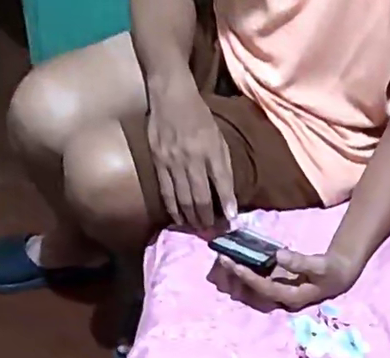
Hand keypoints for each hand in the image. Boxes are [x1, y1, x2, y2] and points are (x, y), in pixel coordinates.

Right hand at [145, 81, 235, 230]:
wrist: (171, 94)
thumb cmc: (200, 120)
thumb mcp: (219, 142)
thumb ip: (224, 172)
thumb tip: (229, 204)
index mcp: (211, 151)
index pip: (222, 185)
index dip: (226, 206)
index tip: (231, 222)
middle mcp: (192, 158)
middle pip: (200, 198)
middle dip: (207, 219)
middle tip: (210, 230)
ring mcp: (172, 161)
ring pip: (183, 199)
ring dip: (191, 219)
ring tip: (197, 228)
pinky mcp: (158, 162)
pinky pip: (166, 193)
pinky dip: (173, 210)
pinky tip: (179, 220)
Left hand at [219, 248, 360, 311]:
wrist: (338, 276)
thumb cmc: (330, 272)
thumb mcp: (319, 266)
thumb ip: (300, 262)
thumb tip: (278, 255)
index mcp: (291, 296)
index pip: (266, 288)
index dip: (250, 278)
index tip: (235, 265)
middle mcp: (281, 297)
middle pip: (255, 289)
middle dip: (238, 275)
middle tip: (222, 258)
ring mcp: (278, 290)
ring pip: (254, 285)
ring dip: (239, 273)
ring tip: (224, 257)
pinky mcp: (277, 282)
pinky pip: (259, 277)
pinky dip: (248, 268)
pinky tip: (237, 257)